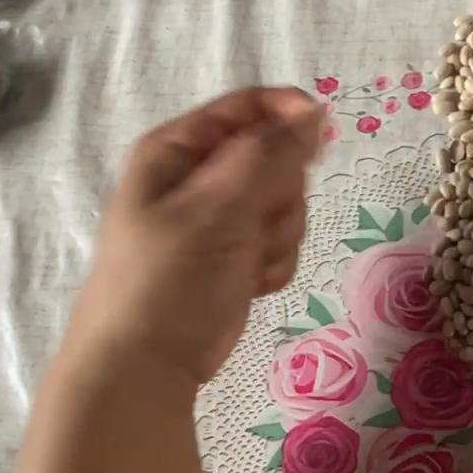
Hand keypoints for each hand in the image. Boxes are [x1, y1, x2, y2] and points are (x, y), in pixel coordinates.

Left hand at [63, 88, 322, 389]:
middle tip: (257, 222)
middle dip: (282, 194)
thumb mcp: (216, 208)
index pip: (248, 108)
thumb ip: (268, 156)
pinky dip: (275, 263)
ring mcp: (224, 219)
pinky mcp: (241, 256)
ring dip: (280, 235)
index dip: (289, 114)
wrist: (148, 364)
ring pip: (288, 205)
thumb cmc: (169, 278)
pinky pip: (284, 242)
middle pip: (278, 159)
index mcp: (181, 150)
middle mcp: (204, 178)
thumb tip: (313, 112)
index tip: (324, 134)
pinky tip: (251, 283)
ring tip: (248, 261)